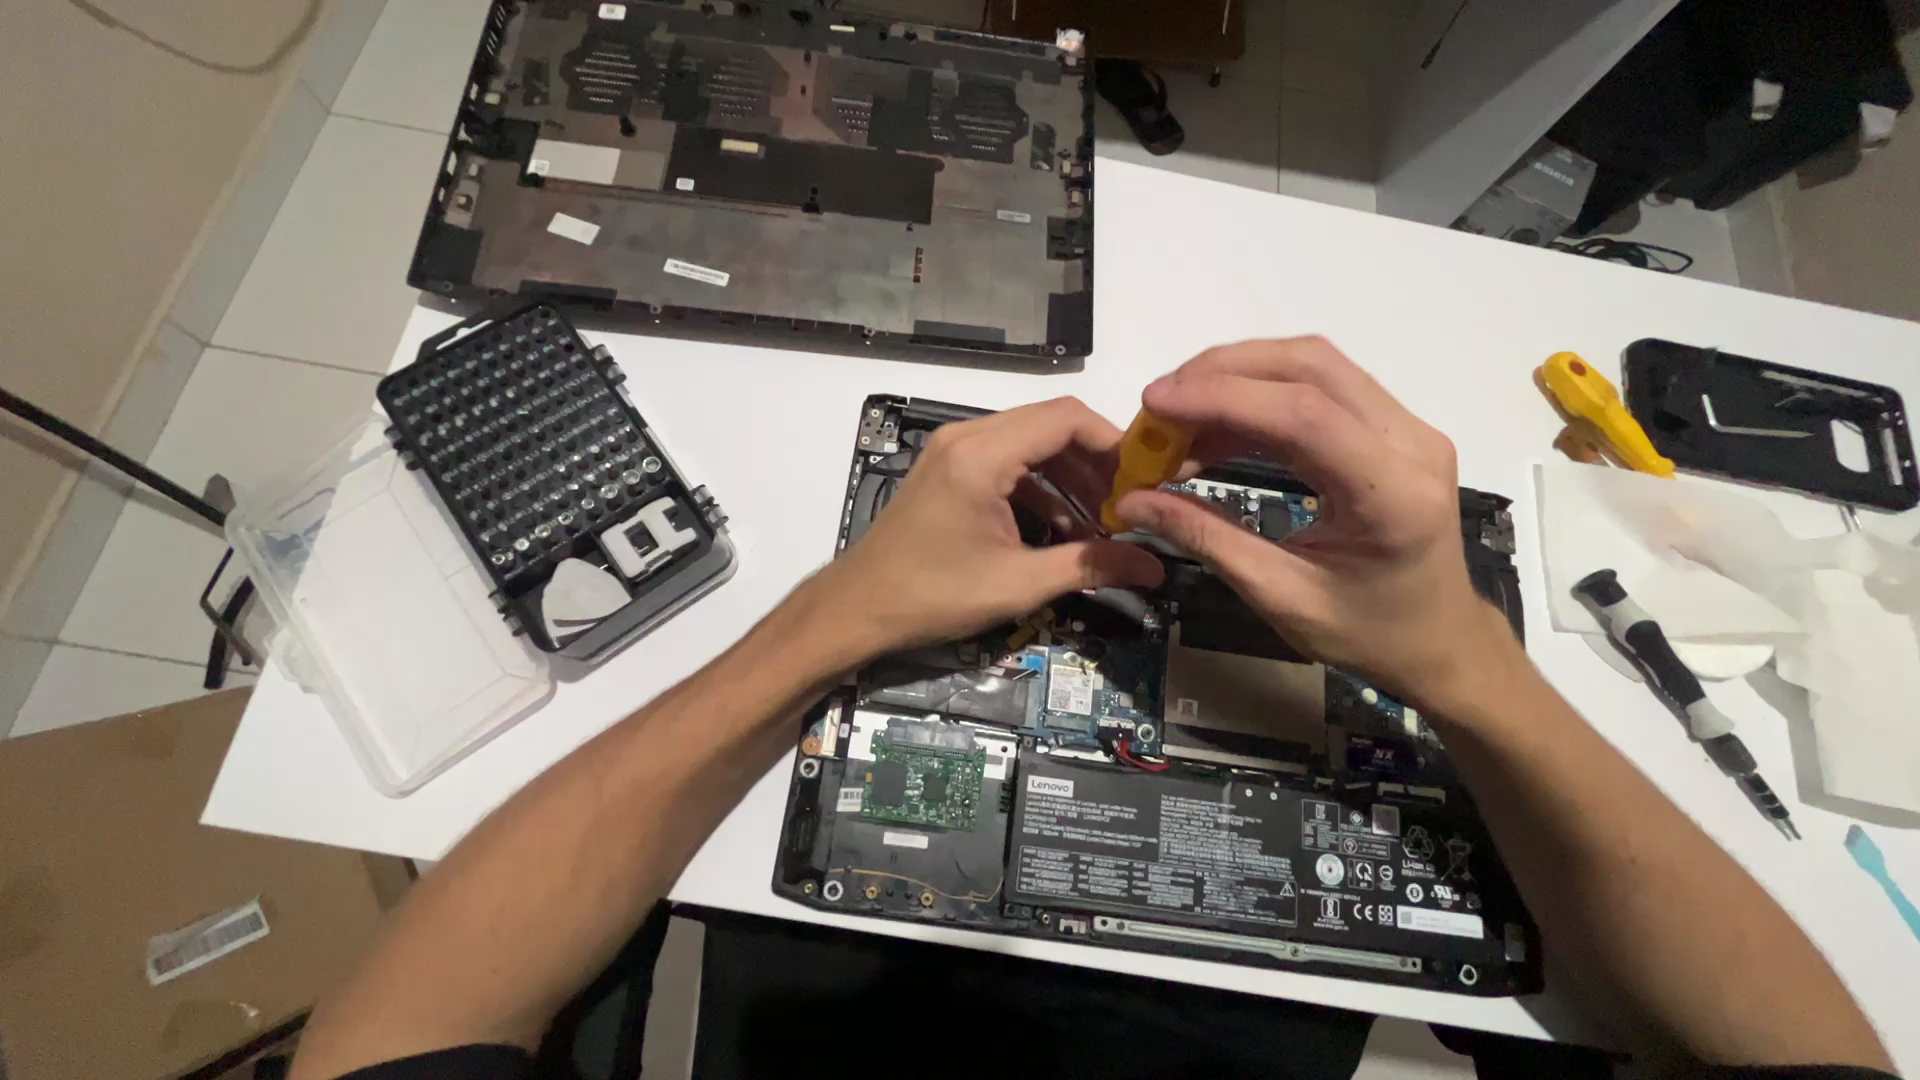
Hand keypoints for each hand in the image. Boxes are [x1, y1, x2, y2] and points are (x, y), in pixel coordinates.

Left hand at [813, 397, 1165, 656]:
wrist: (859, 607)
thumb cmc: (933, 595)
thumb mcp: (1018, 584)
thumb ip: (1089, 566)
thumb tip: (1154, 567)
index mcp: (982, 455)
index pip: (1065, 418)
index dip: (1114, 443)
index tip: (1145, 480)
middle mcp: (968, 437)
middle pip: (1050, 426)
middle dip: (1096, 465)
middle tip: (1129, 507)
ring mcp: (955, 450)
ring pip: (1031, 444)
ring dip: (1070, 478)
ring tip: (1104, 524)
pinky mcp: (950, 470)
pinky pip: (1008, 463)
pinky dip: (1040, 488)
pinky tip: (1065, 528)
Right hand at [1114, 338, 1514, 707]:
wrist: (1438, 640)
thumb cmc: (1365, 632)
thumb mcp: (1278, 595)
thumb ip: (1206, 538)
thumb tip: (1132, 501)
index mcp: (1391, 495)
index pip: (1304, 415)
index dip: (1222, 397)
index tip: (1154, 403)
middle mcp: (1410, 443)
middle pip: (1310, 367)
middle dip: (1222, 373)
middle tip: (1159, 406)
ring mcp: (1407, 427)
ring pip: (1313, 366)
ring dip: (1236, 379)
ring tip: (1177, 418)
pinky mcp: (1391, 427)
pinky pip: (1319, 387)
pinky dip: (1257, 397)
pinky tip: (1215, 429)